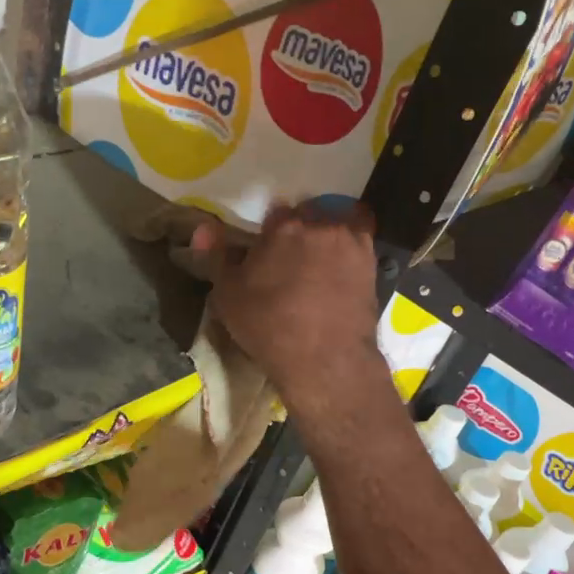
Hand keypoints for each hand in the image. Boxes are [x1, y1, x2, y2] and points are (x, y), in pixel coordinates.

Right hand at [195, 200, 383, 411]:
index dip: (269, 236)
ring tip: (316, 274)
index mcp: (283, 227)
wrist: (325, 359)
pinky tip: (338, 280)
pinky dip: (345, 257)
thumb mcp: (228, 295)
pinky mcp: (371, 262)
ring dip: (324, 243)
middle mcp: (320, 224)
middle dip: (299, 234)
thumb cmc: (268, 326)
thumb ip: (217, 256)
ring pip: (333, 230)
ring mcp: (350, 241)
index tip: (266, 257)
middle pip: (307, 217)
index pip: (274, 214)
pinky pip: (355, 248)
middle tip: (290, 266)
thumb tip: (202, 228)